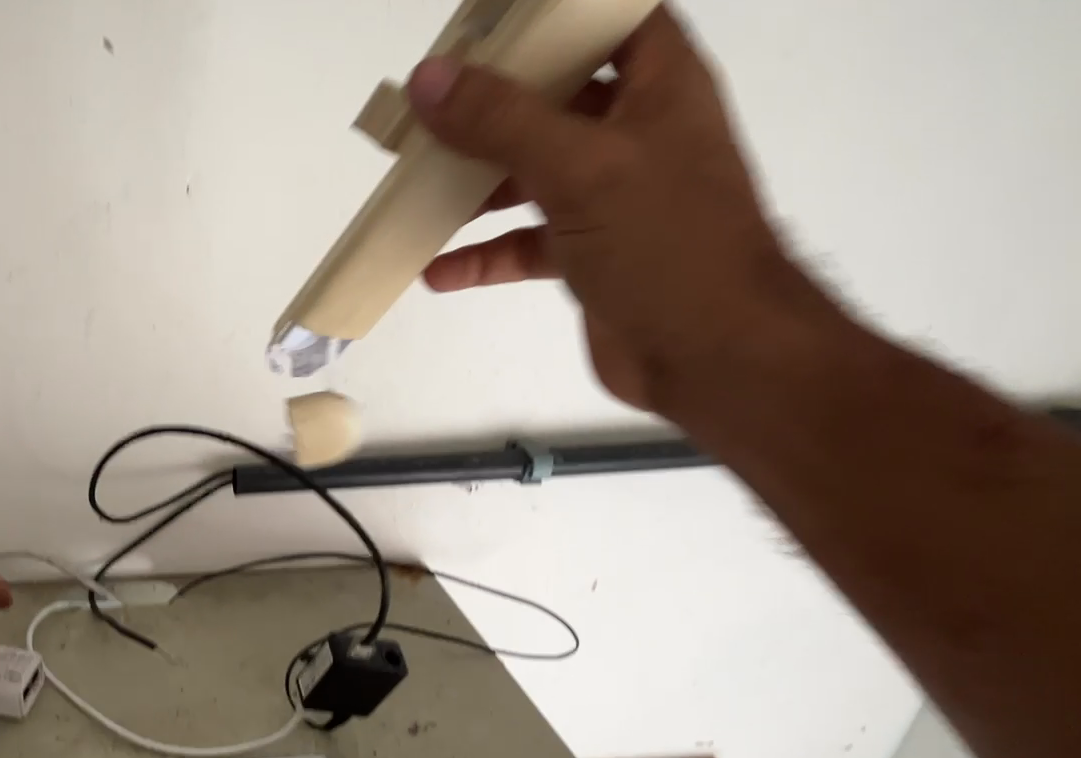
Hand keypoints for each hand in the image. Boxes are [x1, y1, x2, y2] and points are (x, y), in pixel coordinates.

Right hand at [407, 5, 841, 412]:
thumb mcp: (581, 168)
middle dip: (490, 106)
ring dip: (477, 187)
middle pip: (554, 98)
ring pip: (531, 174)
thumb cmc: (665, 243)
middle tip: (428, 112)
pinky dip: (483, 255)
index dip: (549, 17)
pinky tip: (439, 271)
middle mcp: (634, 132)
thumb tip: (429, 79)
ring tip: (419, 194)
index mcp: (658, 85)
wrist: (711, 352)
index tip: (482, 29)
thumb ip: (503, 121)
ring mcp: (610, 198)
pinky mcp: (588, 256)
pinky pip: (524, 244)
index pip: (608, 18)